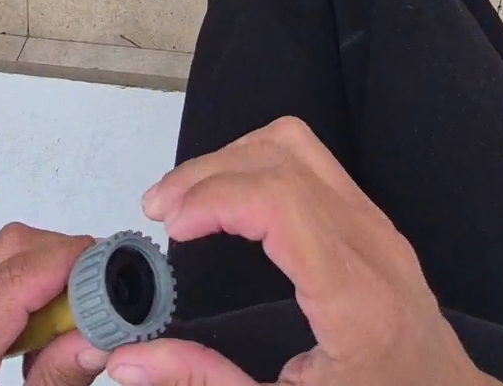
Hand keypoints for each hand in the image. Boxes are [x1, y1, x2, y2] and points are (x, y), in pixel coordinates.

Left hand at [0, 223, 108, 385]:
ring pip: (1, 252)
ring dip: (47, 266)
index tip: (110, 265)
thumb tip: (98, 335)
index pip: (10, 283)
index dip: (64, 262)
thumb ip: (57, 382)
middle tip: (101, 286)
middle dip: (61, 254)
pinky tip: (44, 324)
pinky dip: (28, 281)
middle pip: (7, 250)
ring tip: (75, 312)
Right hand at [106, 117, 499, 385]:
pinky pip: (306, 156)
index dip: (213, 197)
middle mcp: (369, 240)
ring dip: (230, 157)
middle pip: (278, 156)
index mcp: (354, 295)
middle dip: (206, 172)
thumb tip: (127, 360)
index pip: (278, 200)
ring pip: (293, 141)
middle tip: (159, 209)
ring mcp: (374, 221)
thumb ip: (205, 382)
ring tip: (188, 197)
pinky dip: (254, 161)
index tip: (167, 223)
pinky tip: (228, 196)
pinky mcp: (369, 216)